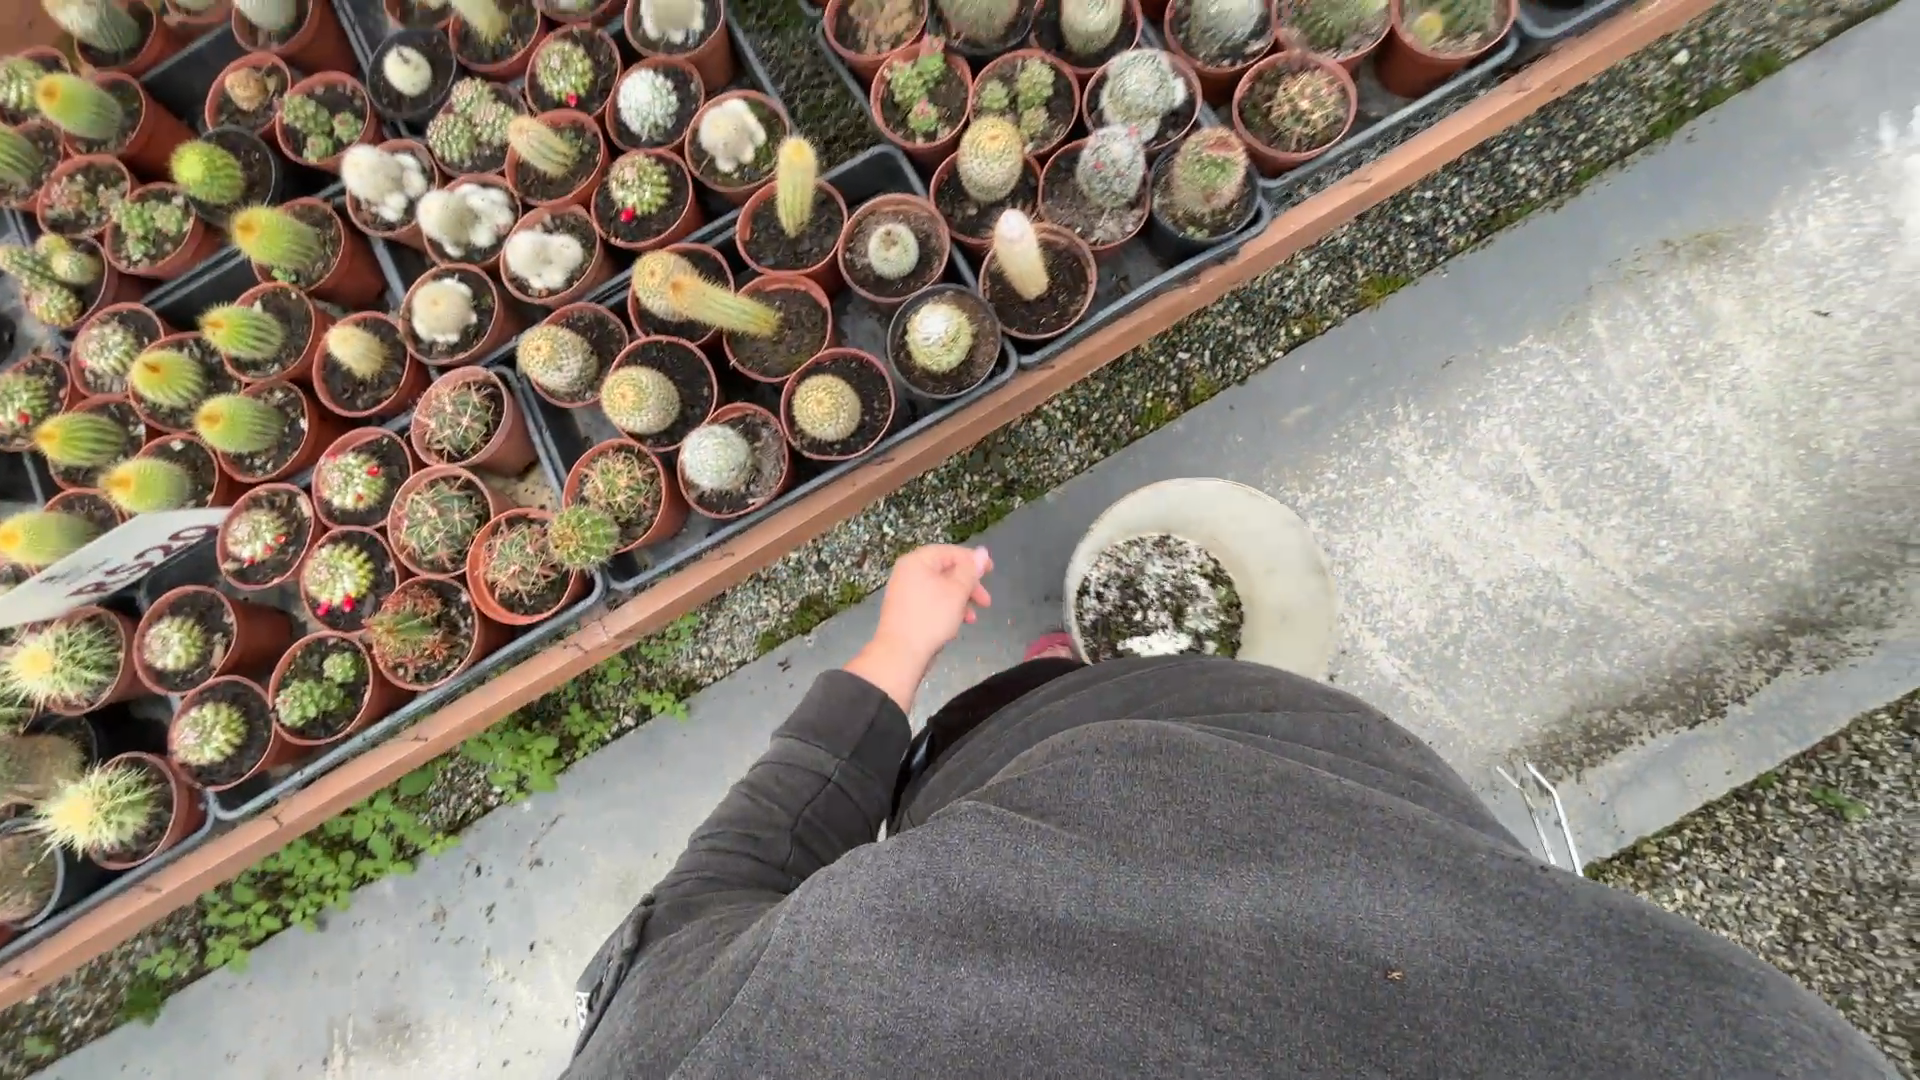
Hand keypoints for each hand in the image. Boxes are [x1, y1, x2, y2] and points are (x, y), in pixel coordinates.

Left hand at [844, 545, 991, 711]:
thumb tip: (982, 551)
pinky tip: (957, 625)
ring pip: (940, 589)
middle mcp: (908, 573)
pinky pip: (932, 603)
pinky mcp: (906, 611)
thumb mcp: (957, 591)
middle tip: (986, 601)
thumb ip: (970, 570)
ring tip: (973, 618)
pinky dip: (947, 610)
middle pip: (946, 571)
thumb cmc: (931, 617)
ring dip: (961, 601)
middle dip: (969, 586)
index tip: (991, 571)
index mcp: (917, 561)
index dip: (972, 560)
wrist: (900, 653)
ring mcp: (905, 592)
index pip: (949, 552)